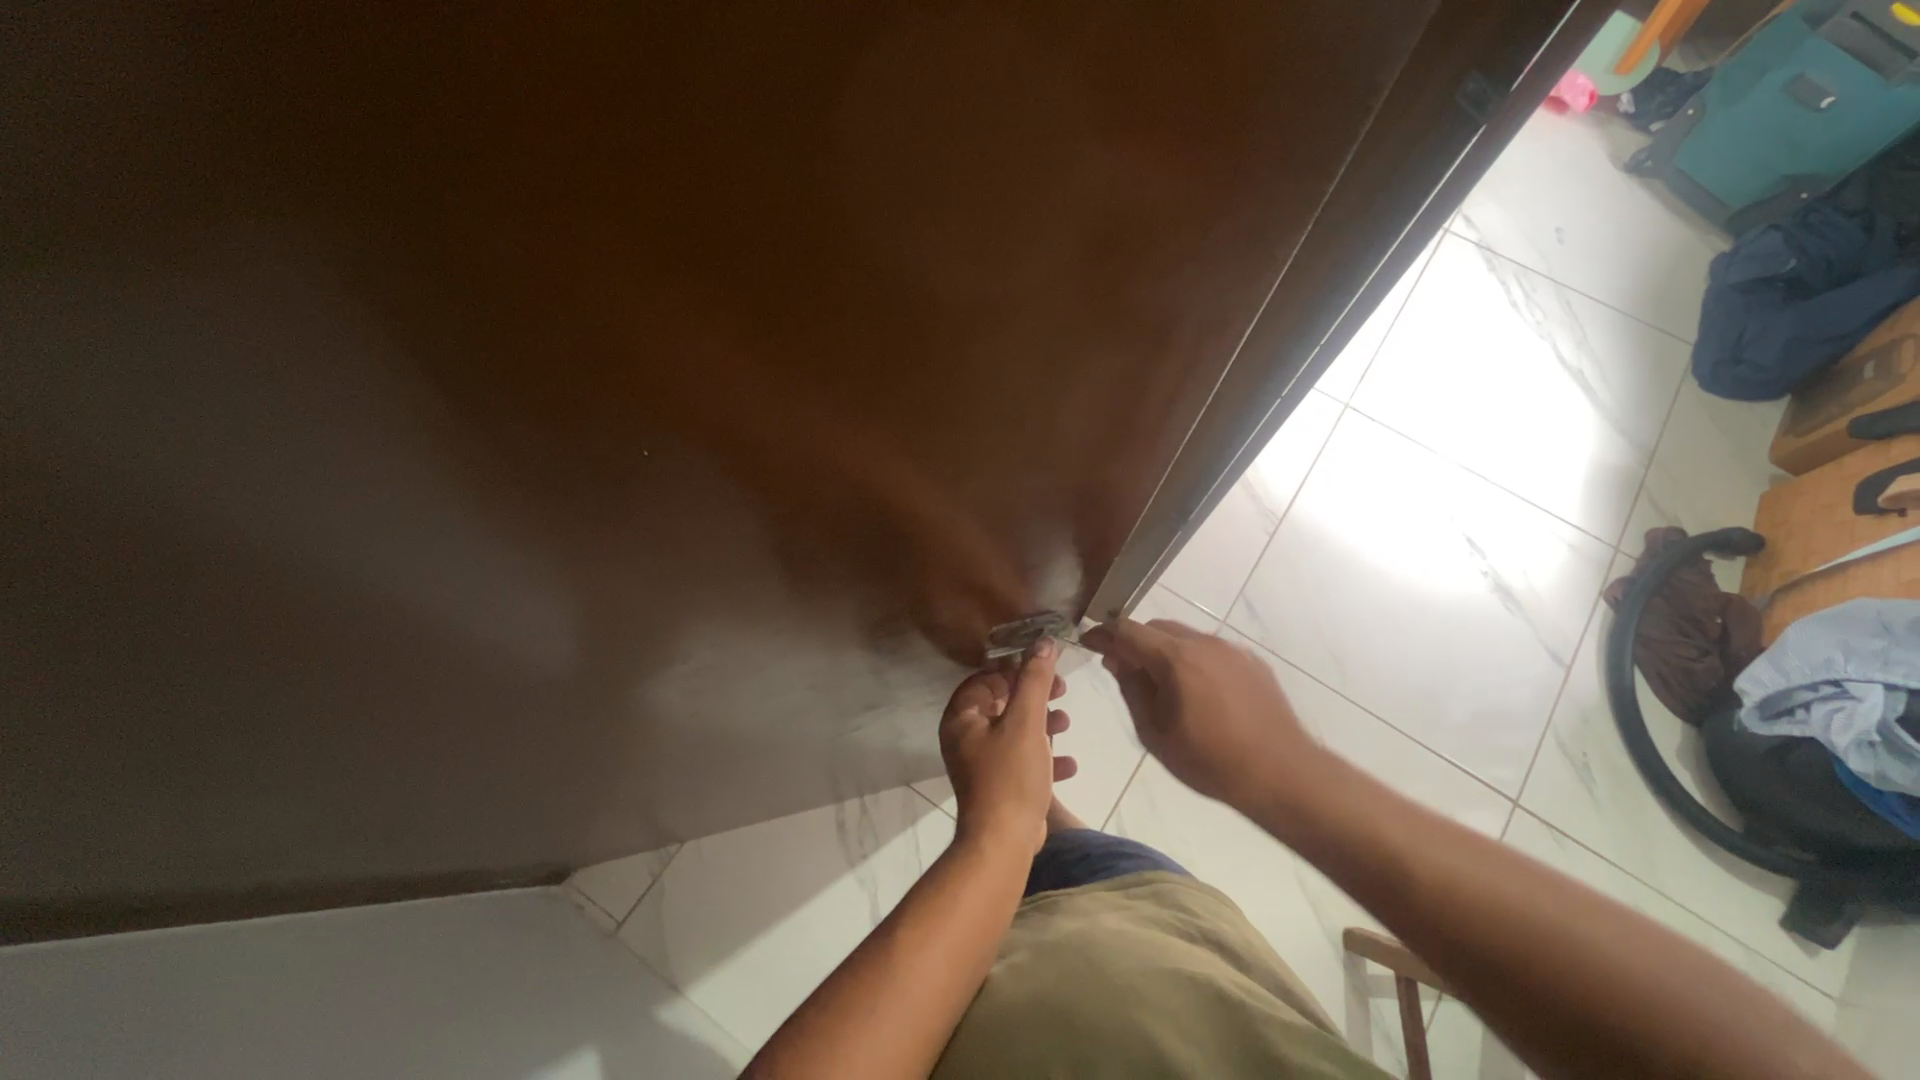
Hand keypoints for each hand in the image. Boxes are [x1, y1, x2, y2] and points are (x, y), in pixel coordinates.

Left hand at [937, 638, 1075, 855]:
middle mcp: (965, 738)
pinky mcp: (997, 786)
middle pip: (1002, 704)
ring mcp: (980, 764)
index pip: (985, 679)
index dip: (1015, 669)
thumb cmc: (1010, 775)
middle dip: (1034, 696)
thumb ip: (1035, 679)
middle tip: (1062, 690)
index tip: (1045, 667)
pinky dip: (1043, 757)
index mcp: (961, 719)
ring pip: (1014, 732)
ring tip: (1067, 722)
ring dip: (1043, 725)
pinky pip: (1020, 761)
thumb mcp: (1027, 721)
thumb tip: (1043, 642)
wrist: (1004, 841)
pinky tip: (1069, 763)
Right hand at [1081, 618, 1321, 806]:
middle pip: (1157, 628)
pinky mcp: (1253, 662)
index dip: (1103, 634)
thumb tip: (1117, 660)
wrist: (1281, 773)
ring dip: (1165, 651)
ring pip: (1186, 638)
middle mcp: (1204, 643)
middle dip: (1135, 642)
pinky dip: (1193, 661)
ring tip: (1163, 686)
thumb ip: (1131, 689)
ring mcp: (1232, 650)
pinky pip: (1212, 651)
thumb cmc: (1209, 760)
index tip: (1088, 642)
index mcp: (1175, 658)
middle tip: (1123, 670)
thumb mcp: (1154, 732)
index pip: (1128, 631)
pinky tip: (1198, 694)